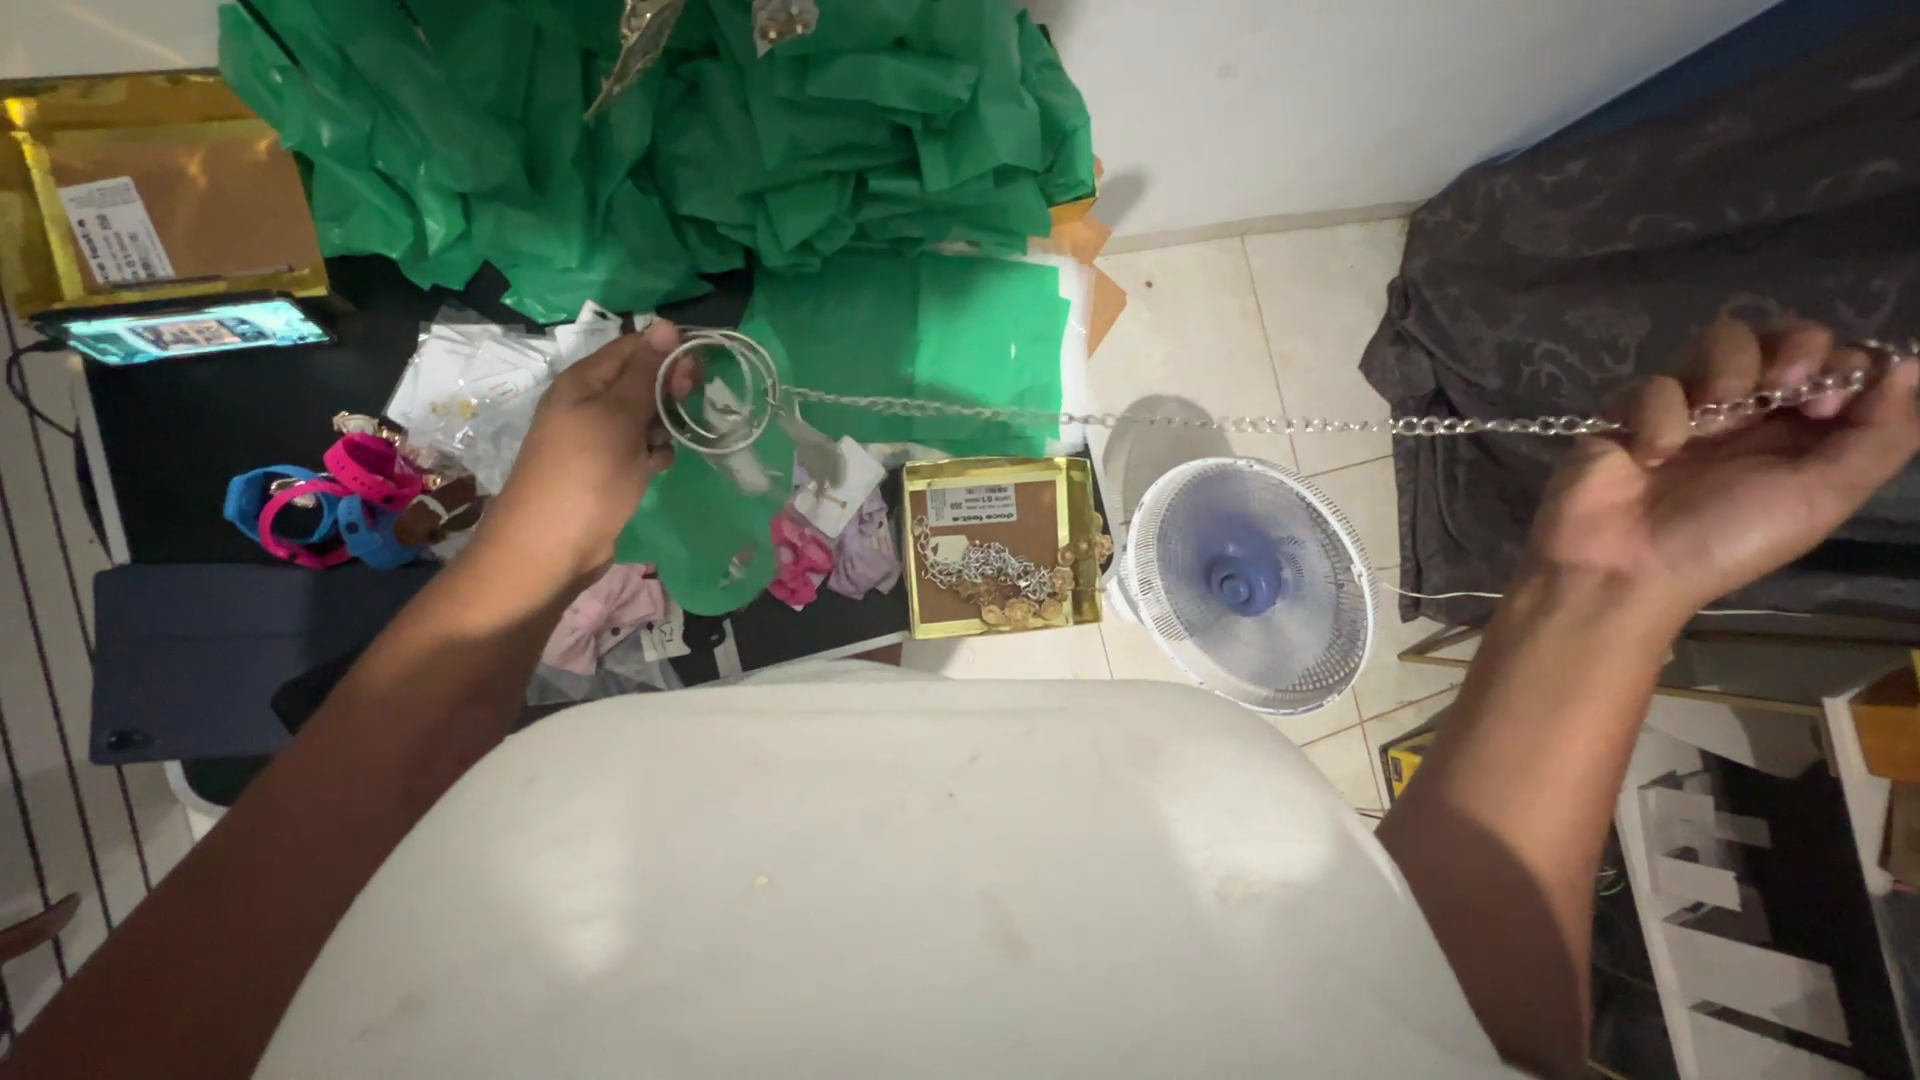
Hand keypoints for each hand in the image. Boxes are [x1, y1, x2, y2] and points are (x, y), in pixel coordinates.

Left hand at [474, 319, 696, 584]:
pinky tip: (656, 467)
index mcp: (584, 382)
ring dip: (665, 425)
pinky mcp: (611, 469)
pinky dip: (655, 454)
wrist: (552, 547)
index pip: (633, 347)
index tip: (703, 367)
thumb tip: (667, 325)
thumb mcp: (617, 417)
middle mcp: (590, 404)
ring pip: (648, 416)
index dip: (669, 352)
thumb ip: (645, 373)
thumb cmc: (585, 474)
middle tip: (690, 405)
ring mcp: (600, 439)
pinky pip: (643, 449)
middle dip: (669, 390)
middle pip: (642, 381)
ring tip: (667, 442)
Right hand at [1528, 317, 1919, 623]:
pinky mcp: (1625, 413)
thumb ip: (1881, 434)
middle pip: (1785, 333)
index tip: (1828, 405)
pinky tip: (1650, 455)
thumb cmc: (1726, 539)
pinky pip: (1651, 385)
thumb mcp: (1825, 497)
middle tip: (1779, 391)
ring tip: (1711, 419)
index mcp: (1802, 432)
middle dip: (1793, 350)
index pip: (1844, 360)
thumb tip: (1909, 364)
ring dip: (1727, 371)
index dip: (1847, 364)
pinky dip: (1658, 417)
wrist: (1626, 566)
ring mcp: (1685, 408)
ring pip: (1719, 340)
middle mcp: (1749, 412)